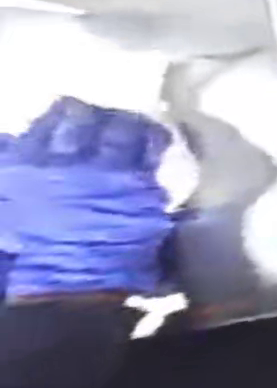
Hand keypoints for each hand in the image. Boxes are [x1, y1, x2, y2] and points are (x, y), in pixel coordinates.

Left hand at [0, 97, 173, 300]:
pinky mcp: (8, 183)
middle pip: (88, 129)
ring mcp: (38, 173)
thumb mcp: (151, 220)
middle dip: (98, 116)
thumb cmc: (121, 255)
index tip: (150, 121)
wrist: (63, 281)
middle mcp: (81, 167)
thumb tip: (148, 167)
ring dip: (59, 119)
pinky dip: (12, 141)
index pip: (135, 138)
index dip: (142, 126)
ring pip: (47, 133)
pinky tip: (16, 135)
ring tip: (68, 106)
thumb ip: (147, 188)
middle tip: (105, 108)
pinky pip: (8, 151)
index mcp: (124, 177)